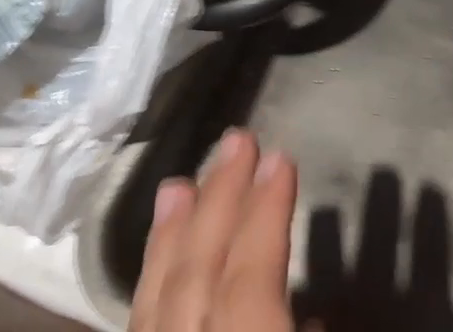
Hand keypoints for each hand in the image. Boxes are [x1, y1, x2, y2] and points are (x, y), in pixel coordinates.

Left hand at [132, 129, 297, 331]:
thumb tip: (311, 315)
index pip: (248, 283)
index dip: (265, 218)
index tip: (280, 157)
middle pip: (195, 281)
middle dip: (218, 206)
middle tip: (237, 140)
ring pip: (154, 305)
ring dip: (169, 240)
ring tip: (178, 185)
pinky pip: (141, 326)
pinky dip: (149, 286)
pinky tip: (159, 261)